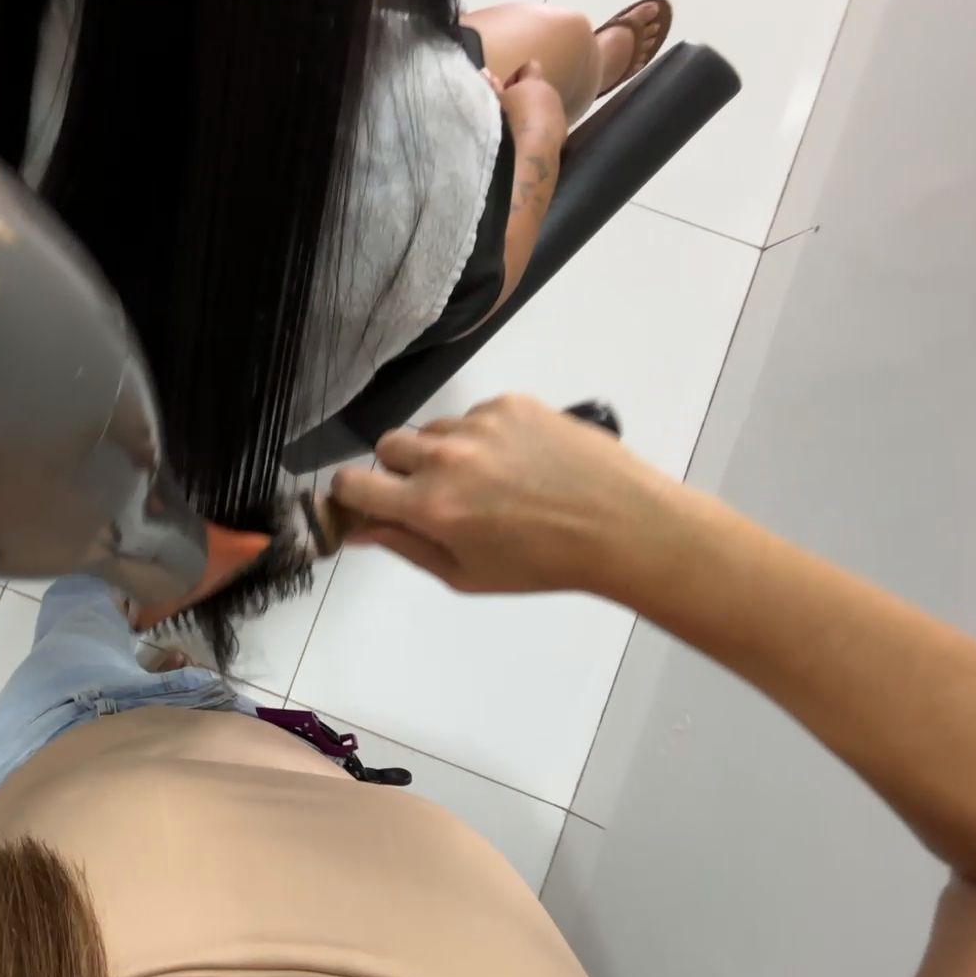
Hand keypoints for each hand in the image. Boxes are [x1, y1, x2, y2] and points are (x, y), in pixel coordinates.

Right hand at [330, 394, 686, 594]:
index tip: (365, 502)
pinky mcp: (512, 403)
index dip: (349, 494)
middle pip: (386, 446)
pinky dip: (482, 437)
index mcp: (429, 506)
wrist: (626, 527)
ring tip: (487, 477)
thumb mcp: (464, 573)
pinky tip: (516, 460)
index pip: (352, 484)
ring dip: (442, 452)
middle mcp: (445, 458)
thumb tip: (356, 531)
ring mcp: (480, 424)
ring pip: (432, 431)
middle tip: (434, 492)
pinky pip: (473, 416)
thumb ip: (403, 547)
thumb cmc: (540, 564)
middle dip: (397, 469)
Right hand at [495, 61, 567, 148]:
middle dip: (523, 100)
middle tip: (506, 116)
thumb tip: (484, 73)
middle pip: (537, 90)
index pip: (530, 66)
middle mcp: (550, 92)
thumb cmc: (507, 123)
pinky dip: (538, 132)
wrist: (529, 151)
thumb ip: (490, 88)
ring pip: (544, 109)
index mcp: (533, 83)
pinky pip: (549, 126)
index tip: (505, 93)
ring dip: (531, 117)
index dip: (517, 77)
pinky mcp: (562, 131)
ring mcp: (558, 112)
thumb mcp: (492, 103)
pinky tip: (526, 144)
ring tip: (515, 133)